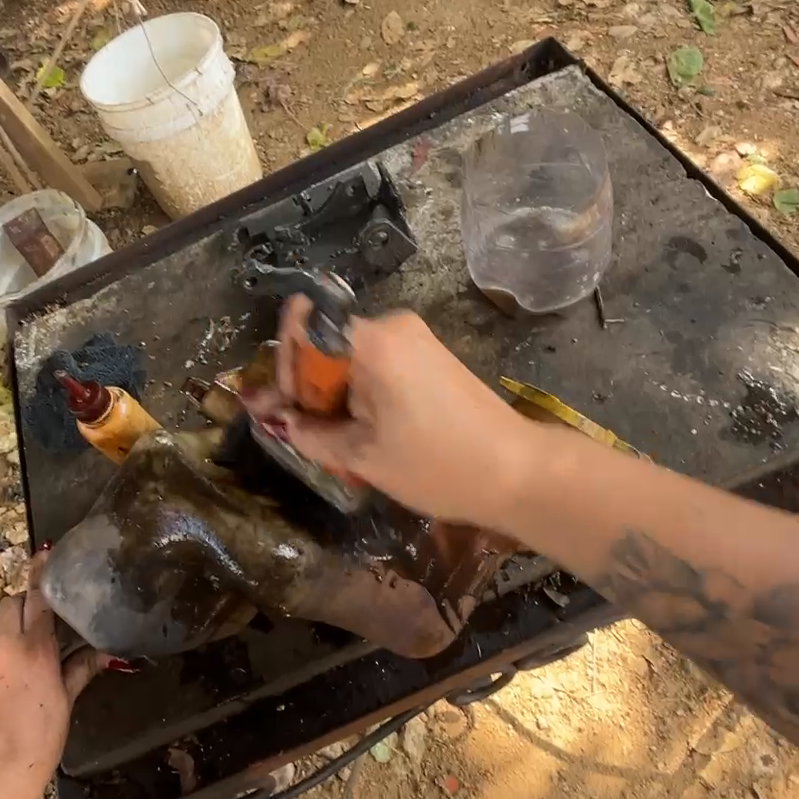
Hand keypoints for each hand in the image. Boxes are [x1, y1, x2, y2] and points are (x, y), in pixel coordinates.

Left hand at [0, 587, 105, 795]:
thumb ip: (80, 670)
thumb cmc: (35, 745)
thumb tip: (106, 652)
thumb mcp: (64, 704)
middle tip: (28, 625)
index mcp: (33, 649)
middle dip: (18, 609)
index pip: (37, 598)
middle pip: (6, 606)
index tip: (44, 557)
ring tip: (2, 646)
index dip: (42, 575)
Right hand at [246, 296, 536, 525]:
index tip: (287, 411)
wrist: (519, 473)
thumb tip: (278, 422)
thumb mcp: (364, 456)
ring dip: (333, 396)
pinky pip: (376, 366)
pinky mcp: (429, 356)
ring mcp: (415, 339)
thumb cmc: (438, 465)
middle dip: (306, 388)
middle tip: (298, 432)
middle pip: (326, 344)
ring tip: (331, 441)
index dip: (286, 370)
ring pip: (349, 359)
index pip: (304, 330)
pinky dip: (359, 394)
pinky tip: (361, 432)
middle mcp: (392, 326)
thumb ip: (311, 434)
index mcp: (373, 340)